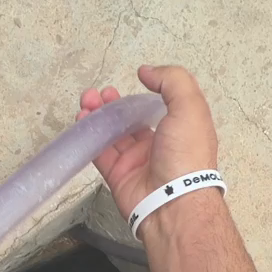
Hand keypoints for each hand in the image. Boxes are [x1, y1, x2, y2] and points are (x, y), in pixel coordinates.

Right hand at [76, 65, 219, 223]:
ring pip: (112, 134)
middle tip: (98, 93)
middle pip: (130, 119)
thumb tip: (147, 71)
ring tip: (86, 101)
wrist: (172, 200)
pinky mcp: (118, 174)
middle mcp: (157, 144)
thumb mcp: (190, 106)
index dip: (144, 92)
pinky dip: (89, 138)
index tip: (134, 78)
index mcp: (179, 128)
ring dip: (98, 116)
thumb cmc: (187, 155)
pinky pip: (100, 153)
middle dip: (112, 103)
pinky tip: (82, 122)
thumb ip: (172, 81)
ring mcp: (136, 160)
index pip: (158, 106)